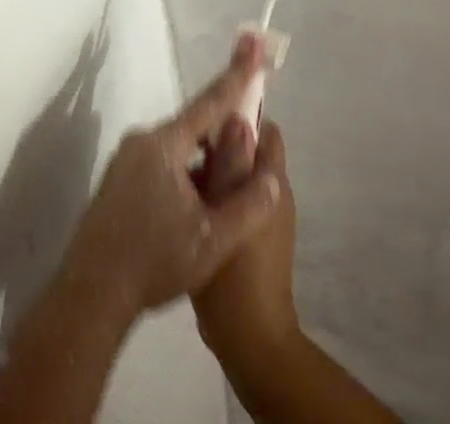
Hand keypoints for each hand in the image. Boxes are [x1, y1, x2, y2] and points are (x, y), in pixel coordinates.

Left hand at [59, 34, 282, 321]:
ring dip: (204, 162)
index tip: (254, 42)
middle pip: (194, 127)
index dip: (238, 75)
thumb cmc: (154, 262)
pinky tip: (196, 207)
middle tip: (250, 146)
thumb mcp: (215, 239)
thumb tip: (272, 175)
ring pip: (178, 150)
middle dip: (224, 134)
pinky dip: (185, 175)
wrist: (91, 297)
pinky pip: (161, 164)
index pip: (210, 103)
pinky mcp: (117, 183)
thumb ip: (250, 202)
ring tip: (223, 196)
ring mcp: (124, 162)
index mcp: (164, 146)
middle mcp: (141, 143)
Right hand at [192, 113, 300, 372]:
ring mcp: (263, 220)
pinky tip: (183, 211)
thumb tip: (238, 116)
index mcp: (273, 183)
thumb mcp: (225, 208)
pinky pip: (231, 205)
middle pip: (248, 155)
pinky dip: (212, 200)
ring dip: (212, 175)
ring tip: (176, 180)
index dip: (239, 119)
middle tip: (182, 152)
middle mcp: (274, 195)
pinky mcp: (250, 241)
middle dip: (220, 147)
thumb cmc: (235, 270)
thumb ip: (231, 162)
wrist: (248, 333)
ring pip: (236, 181)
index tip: (205, 120)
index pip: (265, 132)